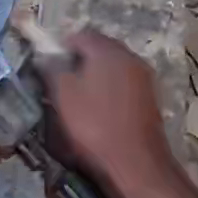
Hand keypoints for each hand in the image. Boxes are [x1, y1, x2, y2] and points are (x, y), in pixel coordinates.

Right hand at [40, 32, 181, 197]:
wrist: (136, 163)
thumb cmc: (94, 125)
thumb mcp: (63, 95)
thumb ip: (52, 68)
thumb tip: (46, 54)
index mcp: (107, 50)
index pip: (80, 35)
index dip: (62, 47)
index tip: (49, 66)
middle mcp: (130, 56)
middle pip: (100, 48)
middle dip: (80, 60)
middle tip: (63, 81)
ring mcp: (144, 76)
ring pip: (114, 66)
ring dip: (97, 75)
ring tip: (80, 97)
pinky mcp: (151, 97)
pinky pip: (125, 83)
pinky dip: (111, 89)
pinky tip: (101, 110)